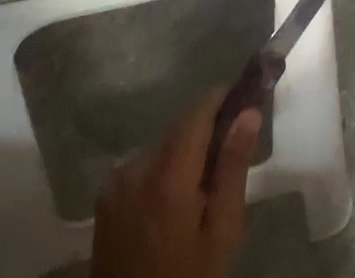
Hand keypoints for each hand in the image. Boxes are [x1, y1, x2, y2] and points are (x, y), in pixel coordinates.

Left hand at [91, 87, 261, 277]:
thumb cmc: (188, 276)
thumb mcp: (222, 231)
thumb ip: (233, 168)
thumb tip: (249, 113)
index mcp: (167, 176)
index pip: (196, 113)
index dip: (222, 98)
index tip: (246, 94)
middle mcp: (135, 168)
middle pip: (178, 128)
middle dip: (207, 126)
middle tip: (235, 145)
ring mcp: (115, 183)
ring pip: (160, 145)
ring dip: (185, 148)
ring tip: (208, 179)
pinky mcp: (105, 198)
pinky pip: (142, 165)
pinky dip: (163, 166)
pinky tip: (177, 196)